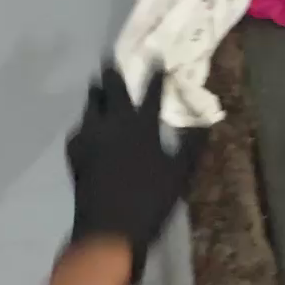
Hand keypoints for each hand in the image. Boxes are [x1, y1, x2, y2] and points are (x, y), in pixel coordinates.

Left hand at [65, 65, 207, 283]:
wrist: (108, 229)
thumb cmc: (150, 200)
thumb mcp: (180, 173)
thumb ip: (192, 145)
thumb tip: (208, 122)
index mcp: (141, 126)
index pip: (151, 91)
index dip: (155, 73)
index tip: (156, 55)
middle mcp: (113, 123)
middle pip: (111, 88)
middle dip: (113, 72)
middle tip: (112, 59)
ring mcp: (91, 136)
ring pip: (91, 104)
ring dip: (97, 93)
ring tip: (99, 86)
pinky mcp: (76, 152)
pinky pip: (80, 128)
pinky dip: (87, 123)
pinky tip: (89, 127)